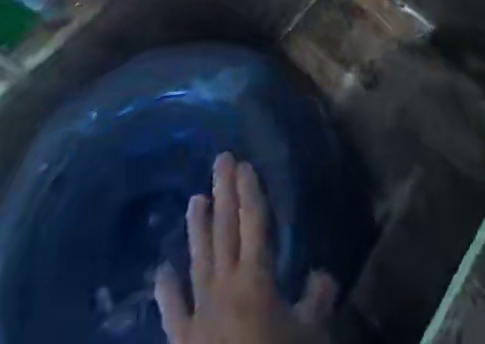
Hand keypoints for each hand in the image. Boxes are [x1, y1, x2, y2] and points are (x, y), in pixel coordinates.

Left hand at [154, 153, 337, 343]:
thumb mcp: (312, 337)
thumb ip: (316, 302)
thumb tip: (321, 275)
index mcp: (256, 282)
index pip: (254, 226)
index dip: (251, 194)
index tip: (244, 164)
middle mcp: (223, 289)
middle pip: (224, 232)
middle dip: (224, 194)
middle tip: (220, 160)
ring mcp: (197, 315)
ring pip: (198, 261)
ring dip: (197, 228)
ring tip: (195, 198)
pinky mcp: (181, 343)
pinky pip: (172, 310)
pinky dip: (167, 289)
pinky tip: (162, 270)